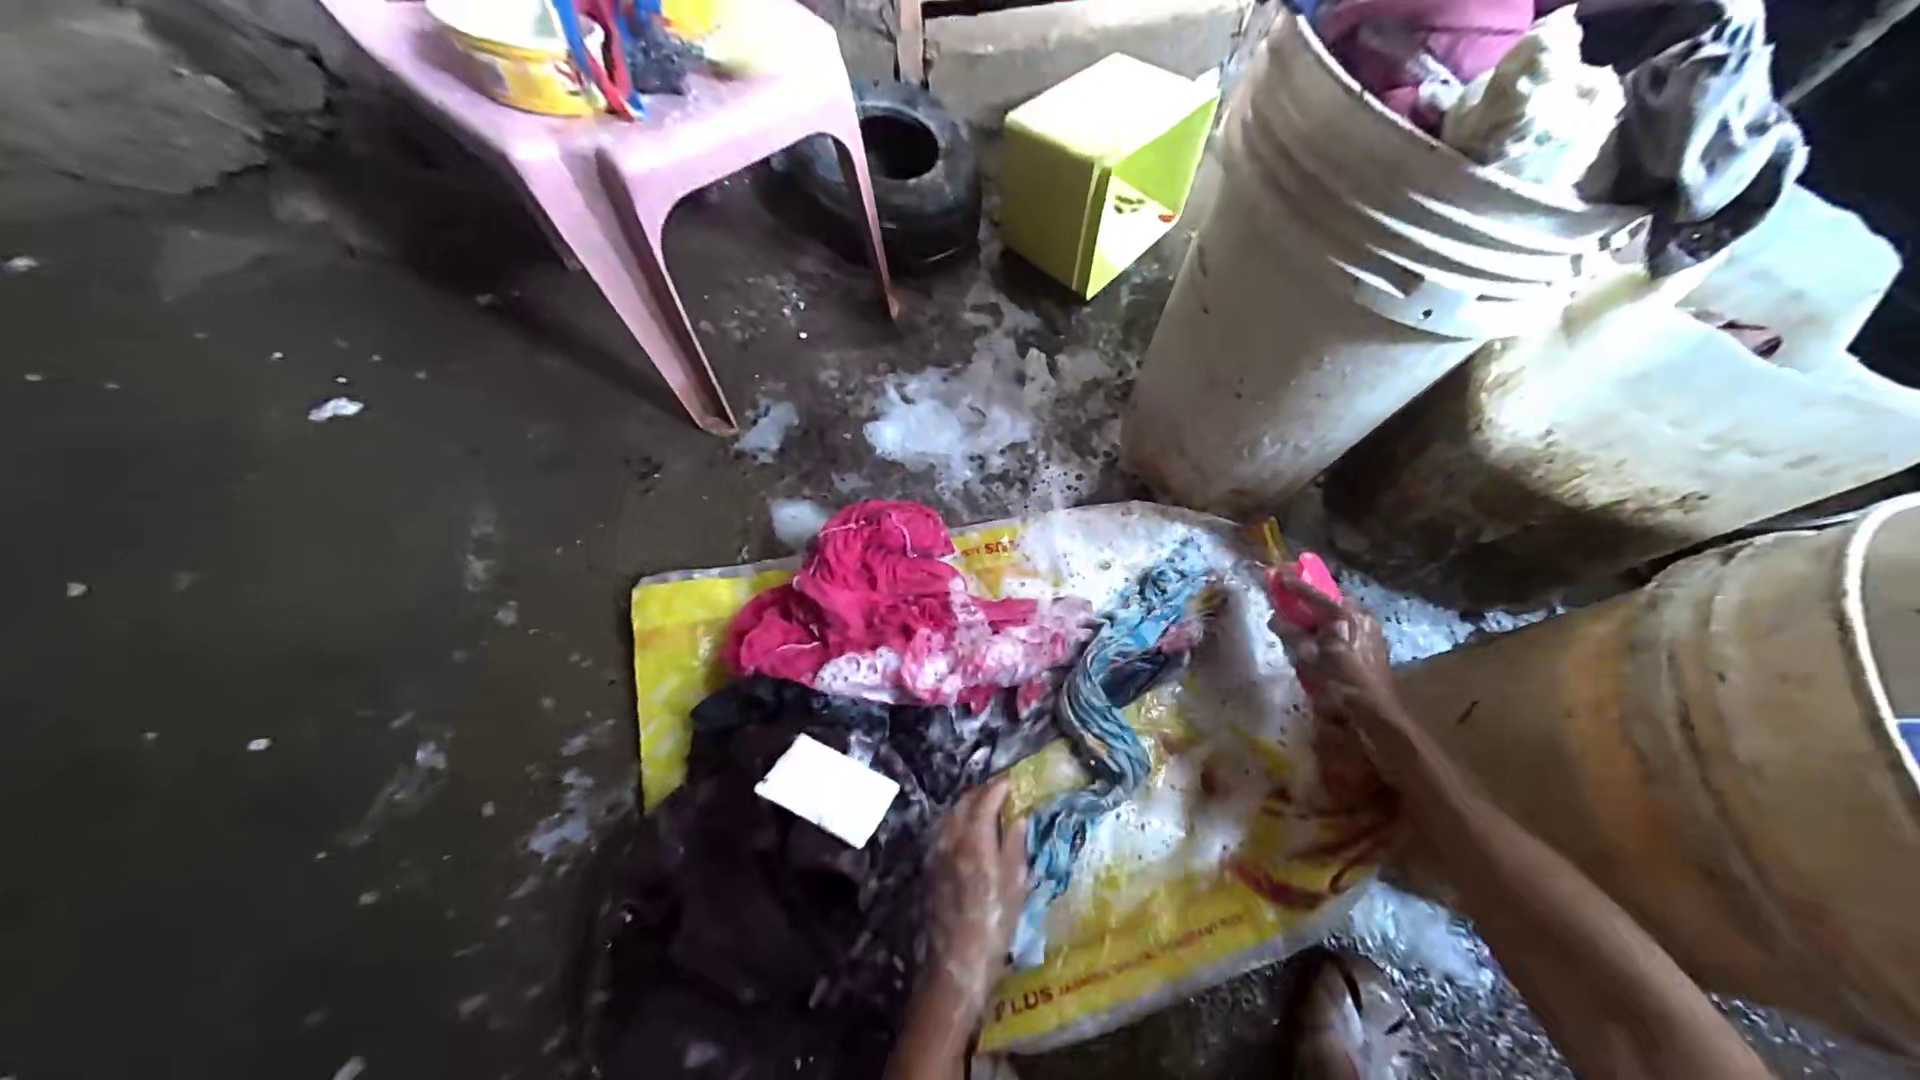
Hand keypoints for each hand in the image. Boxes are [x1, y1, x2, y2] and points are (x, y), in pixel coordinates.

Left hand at [925, 776, 1028, 1011]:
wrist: (956, 960)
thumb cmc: (995, 924)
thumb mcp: (1016, 884)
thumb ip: (1015, 845)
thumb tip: (1019, 817)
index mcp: (975, 839)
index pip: (986, 799)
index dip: (1000, 787)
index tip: (1013, 781)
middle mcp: (952, 838)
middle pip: (965, 801)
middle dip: (983, 791)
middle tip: (1001, 792)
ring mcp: (937, 850)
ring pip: (951, 813)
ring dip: (968, 804)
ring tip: (987, 806)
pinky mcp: (931, 864)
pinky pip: (944, 829)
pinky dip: (957, 819)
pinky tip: (968, 828)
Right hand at [1268, 567, 1409, 739]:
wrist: (1376, 716)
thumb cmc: (1341, 684)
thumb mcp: (1310, 659)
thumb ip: (1292, 634)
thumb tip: (1275, 617)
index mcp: (1347, 617)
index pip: (1316, 593)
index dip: (1296, 584)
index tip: (1279, 573)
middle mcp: (1362, 619)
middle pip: (1330, 601)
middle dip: (1309, 597)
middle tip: (1289, 595)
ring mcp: (1371, 633)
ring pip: (1339, 616)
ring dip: (1320, 614)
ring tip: (1301, 619)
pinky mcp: (1373, 648)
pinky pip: (1346, 629)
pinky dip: (1330, 628)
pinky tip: (1319, 639)